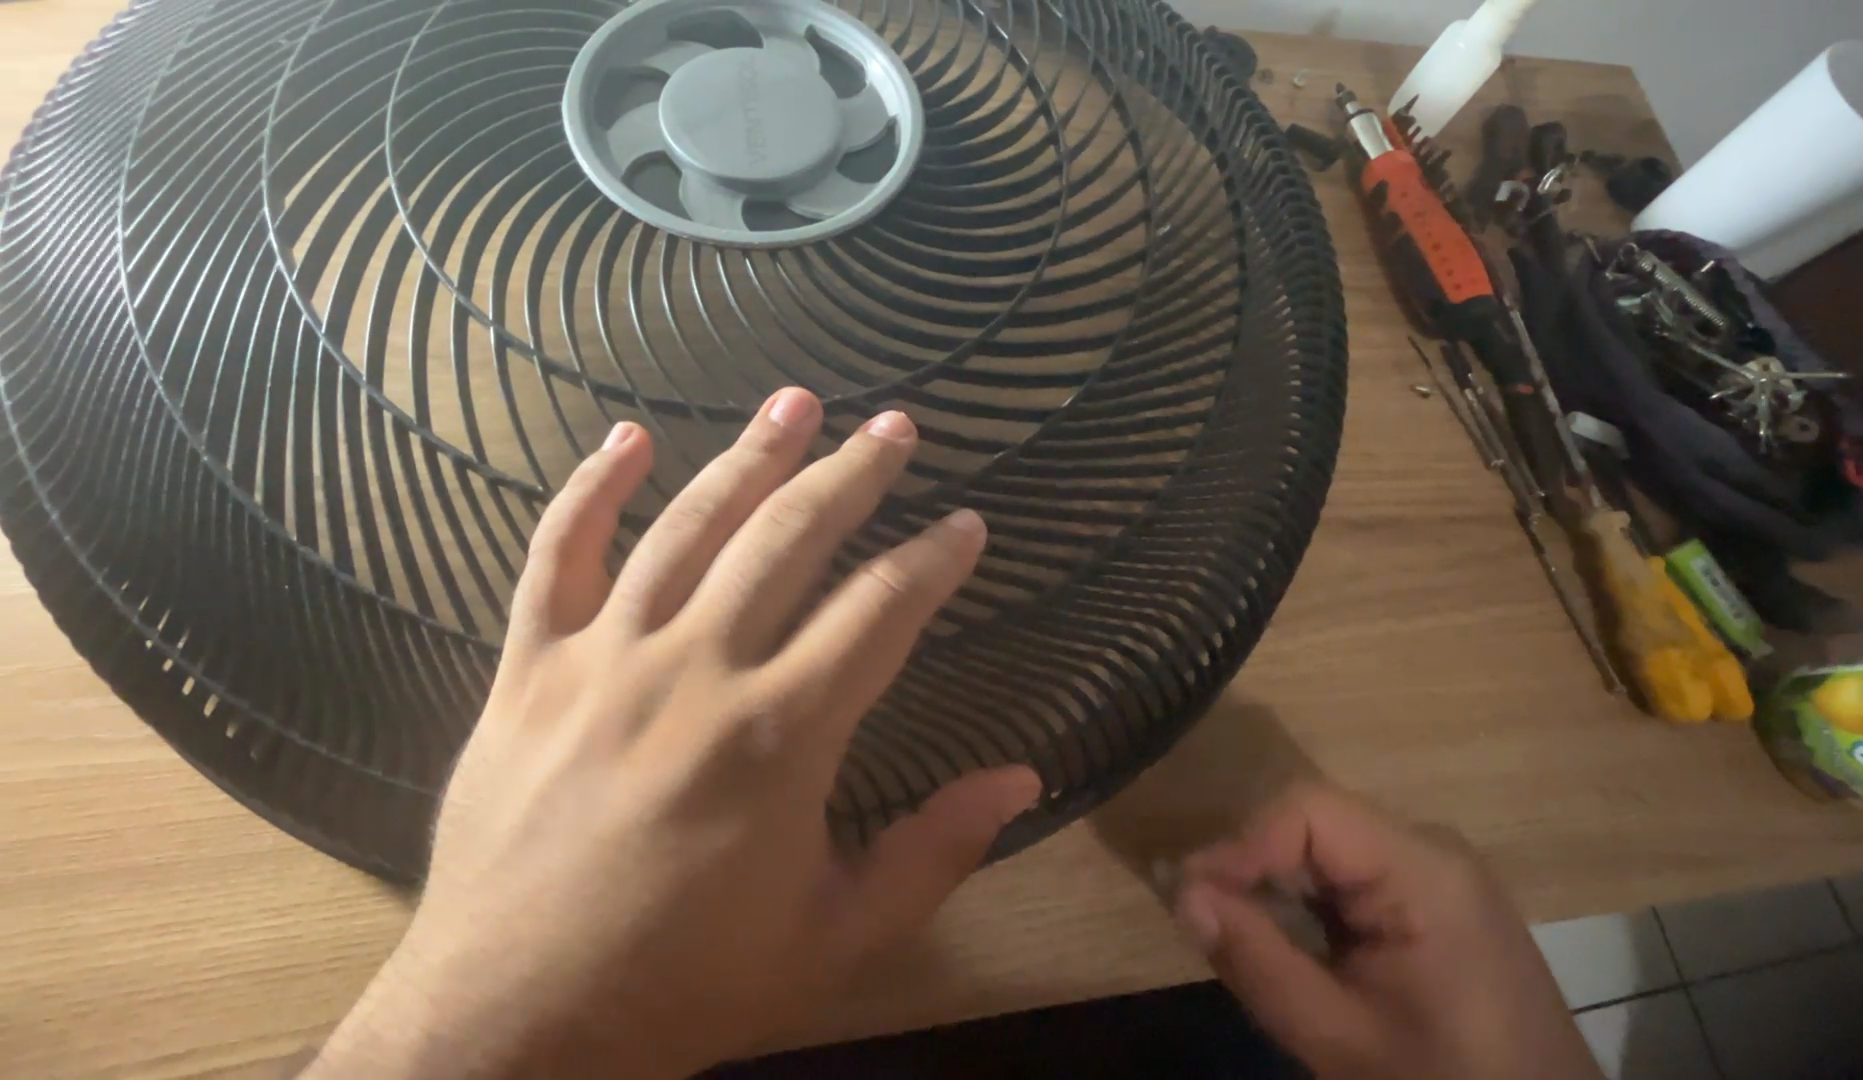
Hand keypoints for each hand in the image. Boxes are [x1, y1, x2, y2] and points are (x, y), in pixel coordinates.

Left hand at [307, 388, 1040, 1079]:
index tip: (967, 524)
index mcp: (778, 737)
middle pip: (788, 539)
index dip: (933, 560)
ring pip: (686, 527)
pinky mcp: (528, 670)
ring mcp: (603, 661)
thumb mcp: (836, 935)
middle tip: (894, 425)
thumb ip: (935, 851)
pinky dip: (589, 492)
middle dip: (852, 473)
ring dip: (749, 456)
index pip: (880, 612)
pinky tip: (626, 438)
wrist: (507, 1031)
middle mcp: (695, 673)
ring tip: (795, 399)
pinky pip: (554, 559)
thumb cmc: (686, 984)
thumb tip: (1022, 779)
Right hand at [1174, 784, 1600, 1079]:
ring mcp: (1438, 873)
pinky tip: (1294, 948)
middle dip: (1254, 868)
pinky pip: (1350, 875)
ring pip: (1325, 849)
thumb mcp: (1341, 1039)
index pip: (1308, 811)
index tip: (1190, 893)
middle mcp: (1433, 850)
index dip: (1241, 843)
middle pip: (1315, 824)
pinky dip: (1308, 904)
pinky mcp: (1435, 899)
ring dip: (1277, 887)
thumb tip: (1180, 892)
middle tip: (1206, 918)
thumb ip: (1257, 960)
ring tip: (1241, 935)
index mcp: (1425, 870)